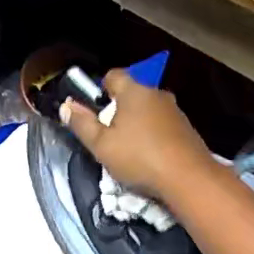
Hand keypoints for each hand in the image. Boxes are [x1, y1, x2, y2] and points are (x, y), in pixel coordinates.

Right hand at [60, 69, 216, 199]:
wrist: (187, 177)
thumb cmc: (138, 158)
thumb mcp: (101, 145)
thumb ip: (82, 124)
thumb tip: (66, 106)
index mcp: (133, 91)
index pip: (113, 75)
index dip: (100, 89)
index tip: (94, 111)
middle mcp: (156, 93)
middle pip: (131, 94)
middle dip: (118, 110)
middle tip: (109, 136)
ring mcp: (175, 110)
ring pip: (148, 110)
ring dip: (137, 124)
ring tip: (130, 150)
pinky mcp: (186, 128)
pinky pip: (162, 125)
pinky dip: (154, 136)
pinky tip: (150, 157)